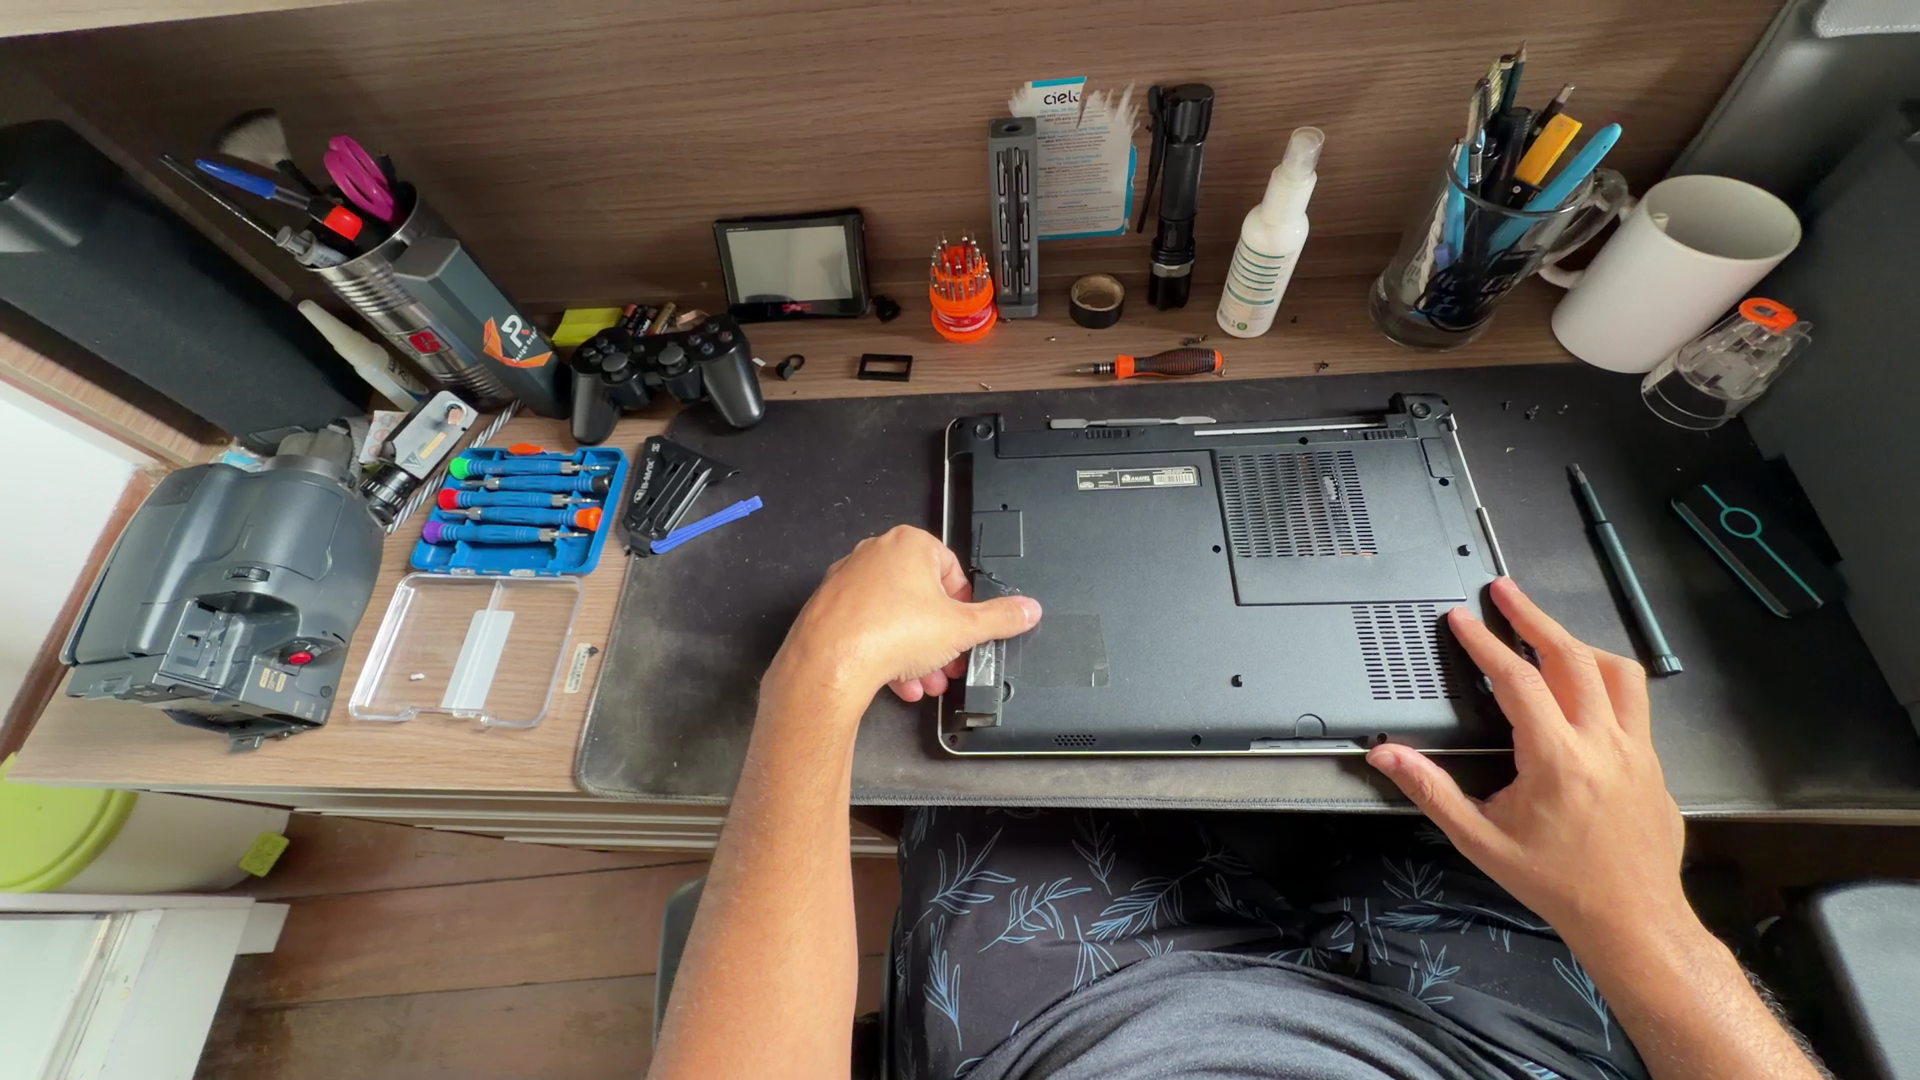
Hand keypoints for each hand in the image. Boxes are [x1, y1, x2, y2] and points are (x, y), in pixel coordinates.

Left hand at [772, 525, 1041, 704]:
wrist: (830, 663)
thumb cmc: (886, 632)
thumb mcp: (962, 628)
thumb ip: (1000, 618)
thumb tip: (1025, 609)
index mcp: (909, 544)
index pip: (952, 569)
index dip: (964, 606)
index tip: (968, 630)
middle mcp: (876, 554)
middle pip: (923, 598)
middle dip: (940, 638)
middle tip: (950, 662)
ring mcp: (850, 581)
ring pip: (896, 618)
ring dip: (917, 653)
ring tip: (926, 679)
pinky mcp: (831, 609)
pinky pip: (869, 628)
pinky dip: (887, 653)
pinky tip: (900, 682)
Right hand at [1366, 577, 1689, 946]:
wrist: (1636, 923)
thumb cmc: (1553, 881)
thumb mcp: (1478, 839)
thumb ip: (1429, 790)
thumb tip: (1383, 754)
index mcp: (1558, 761)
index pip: (1519, 682)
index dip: (1486, 644)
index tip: (1461, 619)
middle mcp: (1605, 747)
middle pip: (1574, 659)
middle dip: (1534, 617)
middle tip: (1504, 591)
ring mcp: (1638, 753)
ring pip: (1618, 673)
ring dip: (1575, 642)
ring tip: (1541, 628)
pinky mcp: (1655, 764)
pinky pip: (1633, 701)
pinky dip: (1601, 674)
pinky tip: (1576, 682)